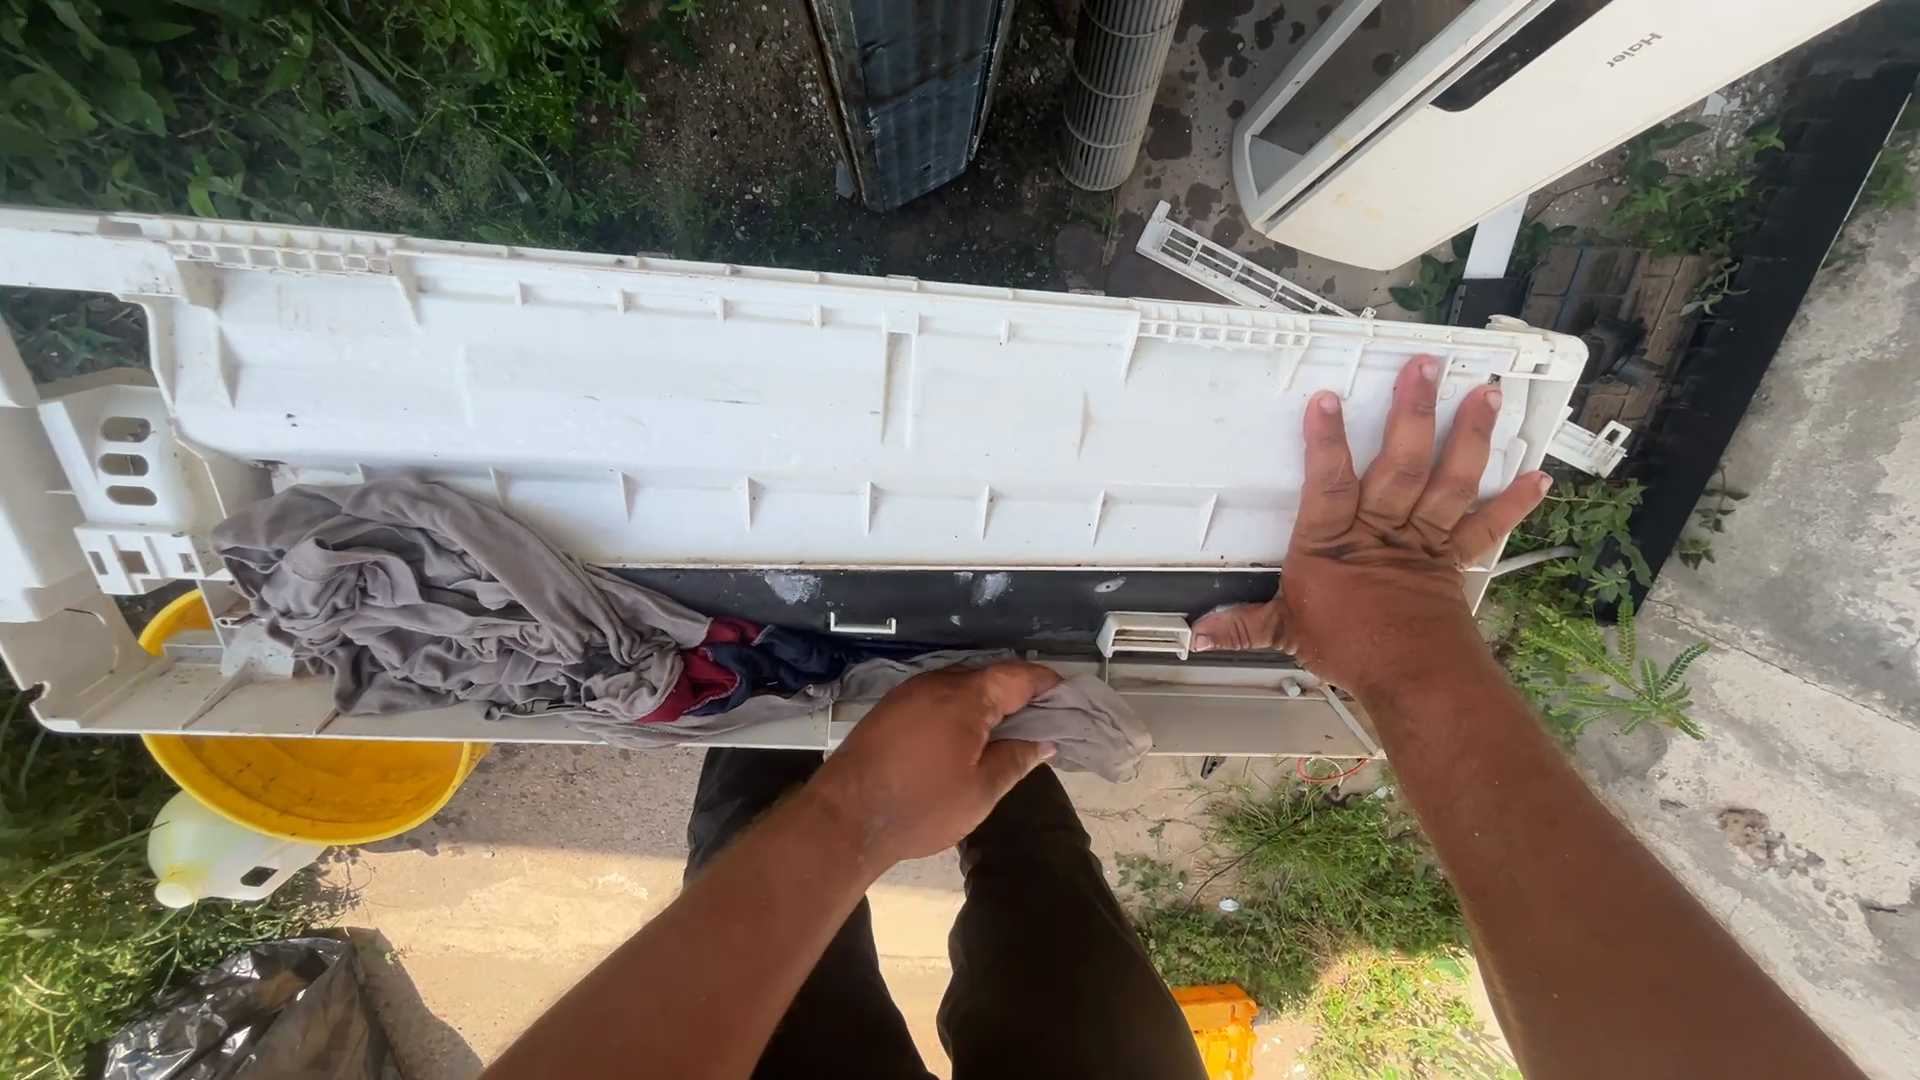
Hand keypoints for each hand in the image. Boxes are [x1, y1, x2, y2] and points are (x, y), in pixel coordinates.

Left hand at [803, 662, 1059, 866]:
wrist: (844, 817)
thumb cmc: (919, 807)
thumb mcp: (980, 791)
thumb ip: (1016, 759)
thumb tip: (1044, 741)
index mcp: (966, 697)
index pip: (1018, 676)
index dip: (1046, 683)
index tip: (1068, 696)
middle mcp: (938, 682)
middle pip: (990, 675)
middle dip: (1019, 691)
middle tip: (1043, 716)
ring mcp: (911, 691)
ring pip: (962, 684)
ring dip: (988, 698)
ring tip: (1009, 725)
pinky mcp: (892, 706)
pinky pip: (938, 694)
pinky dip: (961, 705)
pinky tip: (966, 731)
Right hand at [1191, 355, 1550, 697]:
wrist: (1414, 679)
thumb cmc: (1349, 648)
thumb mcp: (1284, 632)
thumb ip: (1241, 626)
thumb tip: (1194, 635)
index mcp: (1332, 544)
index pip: (1328, 483)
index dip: (1327, 440)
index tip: (1327, 400)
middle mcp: (1380, 532)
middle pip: (1399, 466)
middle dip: (1412, 415)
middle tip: (1426, 369)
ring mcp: (1422, 541)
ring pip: (1447, 481)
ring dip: (1468, 437)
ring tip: (1486, 394)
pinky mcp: (1452, 558)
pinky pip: (1483, 526)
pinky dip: (1511, 503)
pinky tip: (1537, 476)